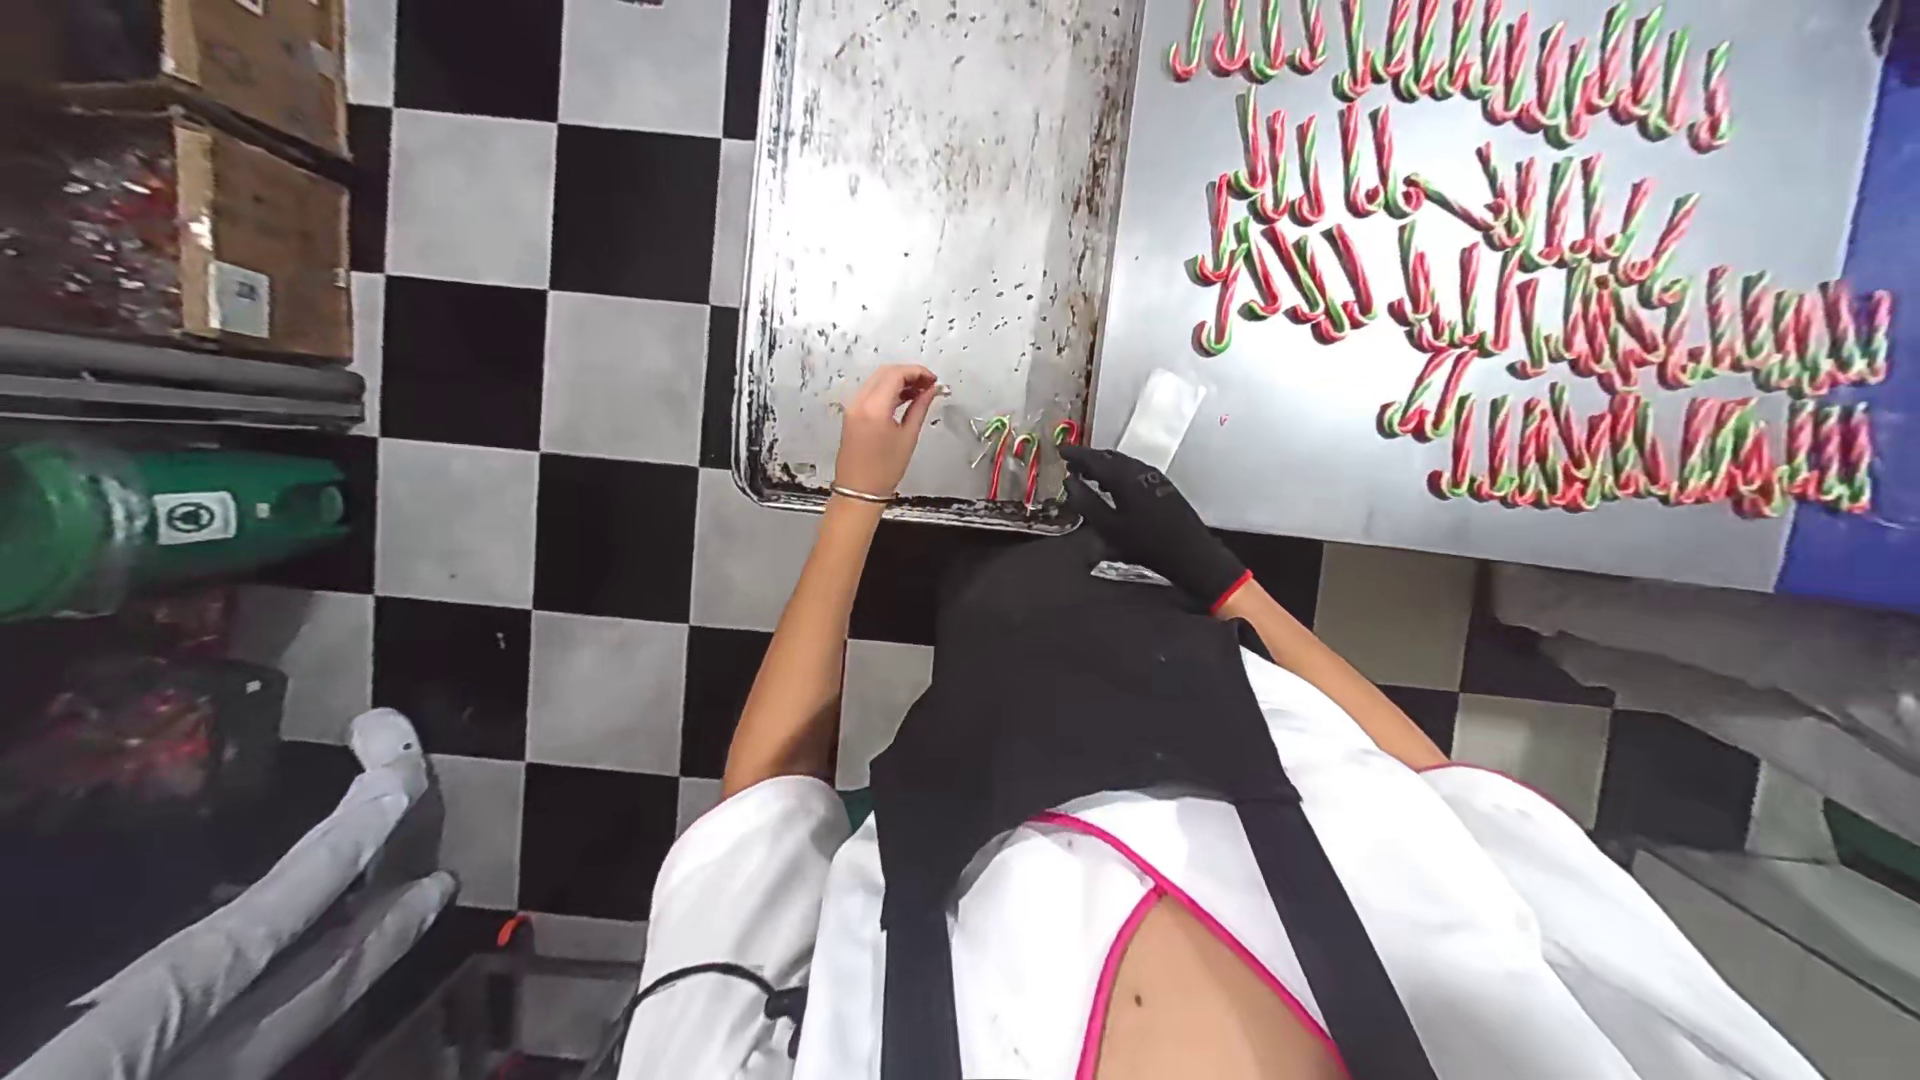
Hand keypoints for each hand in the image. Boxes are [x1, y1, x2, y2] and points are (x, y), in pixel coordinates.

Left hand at [834, 364, 939, 496]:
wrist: (859, 490)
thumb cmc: (882, 471)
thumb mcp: (908, 437)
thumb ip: (919, 408)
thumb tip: (929, 392)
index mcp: (874, 408)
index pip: (896, 375)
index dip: (917, 372)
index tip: (932, 378)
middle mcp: (860, 403)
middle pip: (886, 373)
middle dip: (909, 373)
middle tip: (928, 383)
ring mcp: (853, 408)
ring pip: (877, 380)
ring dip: (898, 381)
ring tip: (919, 391)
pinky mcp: (852, 414)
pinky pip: (870, 392)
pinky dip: (887, 390)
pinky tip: (903, 398)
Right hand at [1059, 446, 1250, 611]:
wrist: (1190, 553)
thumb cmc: (1145, 543)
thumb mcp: (1109, 527)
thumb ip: (1086, 502)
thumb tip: (1069, 481)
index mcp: (1125, 477)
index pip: (1095, 459)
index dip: (1076, 454)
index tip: (1060, 451)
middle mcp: (1140, 470)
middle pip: (1110, 458)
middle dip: (1089, 459)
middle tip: (1071, 463)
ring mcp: (1154, 477)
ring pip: (1123, 464)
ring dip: (1104, 467)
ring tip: (1088, 474)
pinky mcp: (1162, 487)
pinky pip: (1133, 472)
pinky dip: (1117, 474)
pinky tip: (1113, 487)